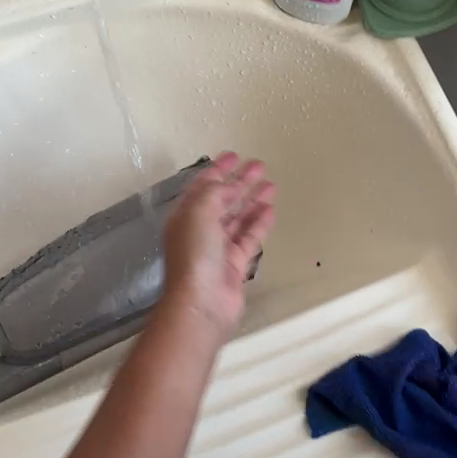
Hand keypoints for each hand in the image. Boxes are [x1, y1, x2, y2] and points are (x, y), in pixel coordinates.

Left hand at [159, 152, 275, 337]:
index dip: (218, 169)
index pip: (203, 186)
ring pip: (238, 217)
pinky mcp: (235, 263)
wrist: (202, 302)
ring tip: (270, 184)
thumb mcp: (198, 212)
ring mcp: (219, 247)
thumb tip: (229, 184)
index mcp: (186, 215)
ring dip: (252, 199)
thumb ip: (214, 193)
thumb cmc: (195, 254)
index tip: (235, 155)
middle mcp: (200, 229)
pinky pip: (249, 237)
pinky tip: (270, 209)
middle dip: (240, 181)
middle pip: (223, 199)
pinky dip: (259, 222)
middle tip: (259, 165)